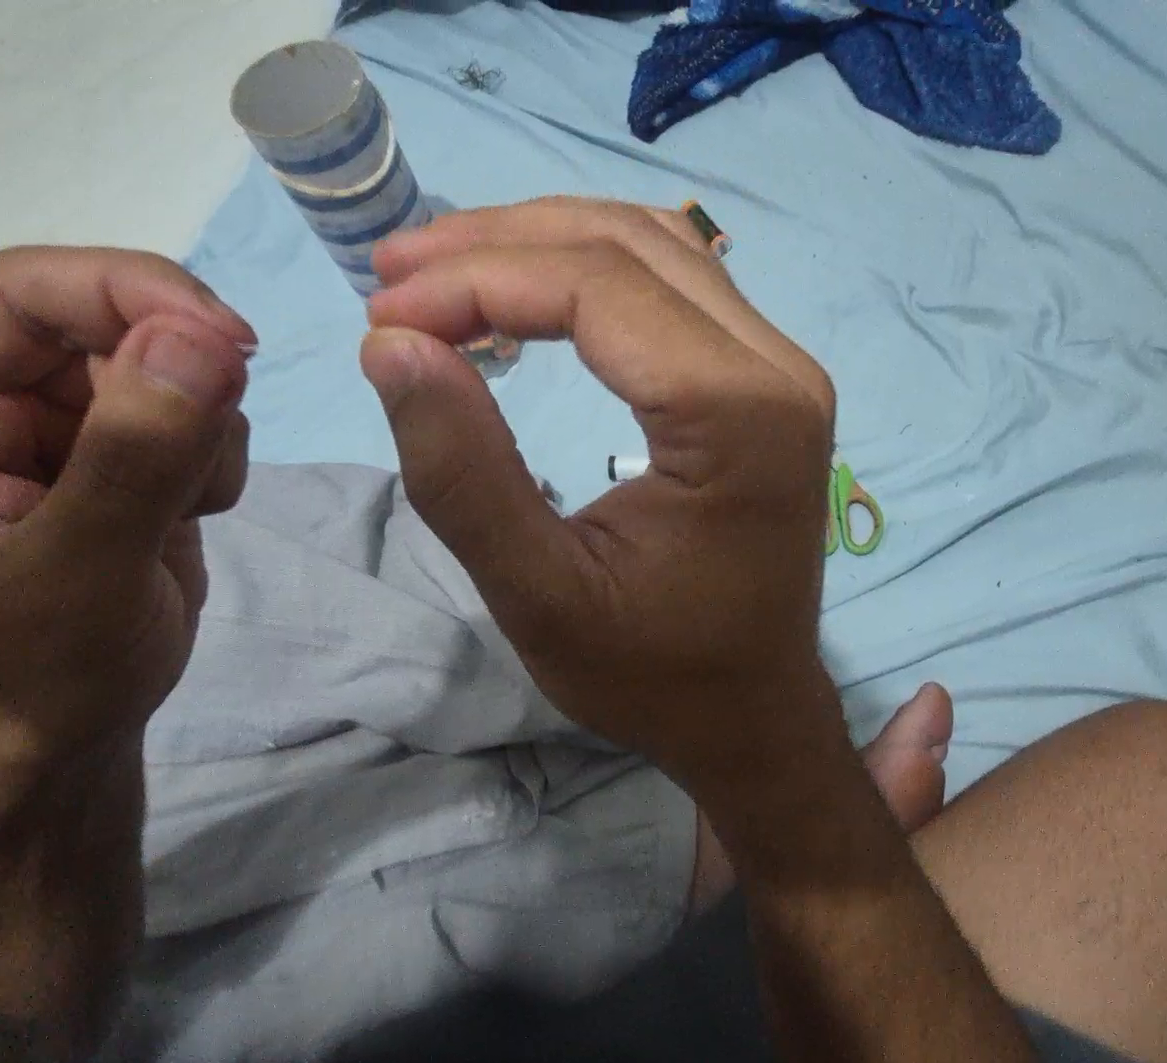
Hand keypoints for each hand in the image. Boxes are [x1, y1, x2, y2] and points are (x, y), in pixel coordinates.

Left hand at [0, 247, 253, 809]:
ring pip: (166, 362)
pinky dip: (218, 455)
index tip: (233, 342)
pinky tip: (194, 514)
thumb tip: (209, 340)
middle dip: (180, 377)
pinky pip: (195, 411)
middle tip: (216, 453)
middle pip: (104, 318)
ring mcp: (53, 426)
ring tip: (188, 510)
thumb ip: (135, 457)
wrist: (64, 747)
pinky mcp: (119, 456)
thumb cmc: (35, 679)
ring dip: (204, 427)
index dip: (130, 292)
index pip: (19, 291)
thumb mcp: (77, 576)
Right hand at [363, 198, 841, 795]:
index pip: (598, 288)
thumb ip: (464, 474)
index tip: (384, 318)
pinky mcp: (768, 384)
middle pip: (627, 246)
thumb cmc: (655, 676)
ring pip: (655, 248)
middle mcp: (778, 370)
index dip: (477, 281)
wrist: (752, 715)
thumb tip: (391, 346)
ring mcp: (783, 370)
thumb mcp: (541, 598)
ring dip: (542, 243)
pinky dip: (591, 269)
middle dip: (498, 245)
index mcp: (739, 417)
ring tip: (444, 272)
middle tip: (395, 275)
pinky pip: (679, 284)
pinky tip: (530, 288)